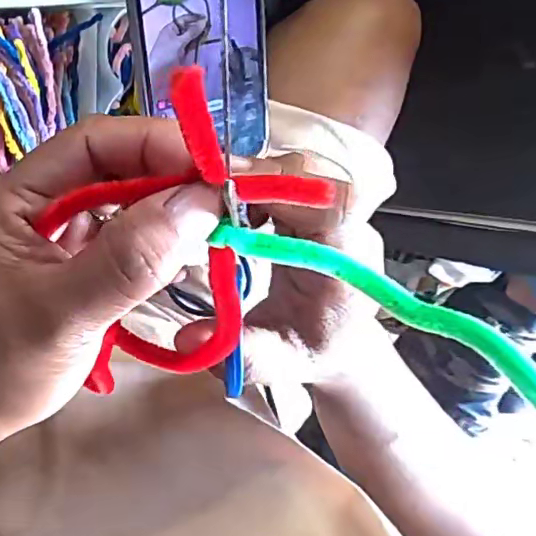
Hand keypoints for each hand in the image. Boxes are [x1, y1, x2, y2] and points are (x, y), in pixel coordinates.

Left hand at [0, 116, 222, 435]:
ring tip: (215, 224)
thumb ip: (127, 261)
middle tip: (227, 198)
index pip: (90, 143)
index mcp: (14, 197)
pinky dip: (156, 241)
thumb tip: (199, 205)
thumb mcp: (63, 314)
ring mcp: (55, 232)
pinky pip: (123, 236)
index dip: (153, 143)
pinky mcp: (73, 261)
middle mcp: (35, 203)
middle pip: (111, 167)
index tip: (212, 167)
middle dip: (169, 177)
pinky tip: (185, 254)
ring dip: (167, 209)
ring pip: (122, 201)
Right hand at [174, 152, 386, 389]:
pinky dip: (245, 188)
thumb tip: (187, 337)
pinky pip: (277, 184)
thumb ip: (242, 351)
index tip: (220, 191)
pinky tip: (220, 207)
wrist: (338, 350)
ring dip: (243, 181)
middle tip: (199, 193)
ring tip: (204, 201)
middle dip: (248, 178)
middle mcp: (344, 224)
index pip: (320, 199)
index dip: (270, 187)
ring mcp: (326, 212)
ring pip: (286, 173)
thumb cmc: (316, 355)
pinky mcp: (306, 209)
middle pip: (301, 175)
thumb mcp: (280, 363)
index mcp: (348, 256)